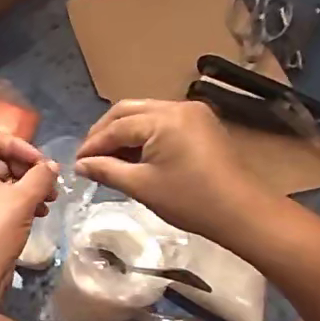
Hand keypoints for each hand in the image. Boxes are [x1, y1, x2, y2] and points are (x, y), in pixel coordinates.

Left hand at [0, 130, 57, 285]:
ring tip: (50, 201)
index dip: (20, 145)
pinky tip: (40, 213)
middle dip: (29, 168)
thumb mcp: (22, 199)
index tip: (41, 163)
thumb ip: (40, 176)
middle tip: (51, 185)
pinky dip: (23, 201)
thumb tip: (52, 166)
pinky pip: (4, 199)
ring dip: (30, 186)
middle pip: (2, 158)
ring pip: (6, 180)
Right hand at [75, 99, 276, 243]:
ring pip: (144, 113)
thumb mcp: (141, 186)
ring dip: (123, 132)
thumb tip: (79, 165)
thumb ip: (106, 170)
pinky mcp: (201, 124)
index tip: (76, 164)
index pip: (116, 127)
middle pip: (128, 111)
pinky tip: (133, 154)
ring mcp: (193, 113)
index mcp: (163, 119)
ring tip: (107, 157)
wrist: (243, 213)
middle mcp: (177, 107)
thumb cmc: (190, 200)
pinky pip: (162, 121)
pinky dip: (142, 134)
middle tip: (88, 156)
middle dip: (104, 132)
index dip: (92, 145)